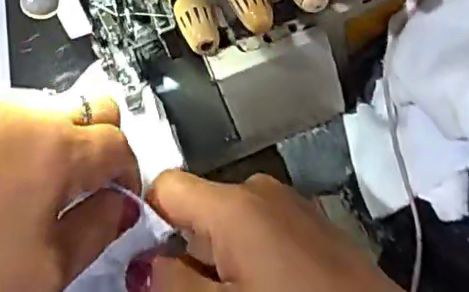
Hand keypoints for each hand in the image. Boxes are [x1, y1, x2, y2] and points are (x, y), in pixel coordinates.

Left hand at [0, 95, 140, 291]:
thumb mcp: (49, 266)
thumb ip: (98, 226)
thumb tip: (122, 204)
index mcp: (53, 146)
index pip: (118, 140)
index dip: (129, 172)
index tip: (124, 198)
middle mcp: (25, 111)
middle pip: (89, 106)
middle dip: (102, 142)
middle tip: (93, 187)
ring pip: (54, 104)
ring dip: (66, 136)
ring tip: (50, 187)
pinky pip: (20, 110)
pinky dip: (32, 133)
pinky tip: (17, 175)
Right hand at [139, 172, 396, 291]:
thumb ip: (173, 283)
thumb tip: (143, 264)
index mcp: (231, 201)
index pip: (162, 186)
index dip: (147, 223)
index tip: (149, 266)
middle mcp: (259, 189)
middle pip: (198, 206)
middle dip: (189, 249)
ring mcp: (296, 209)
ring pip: (234, 224)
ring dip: (224, 258)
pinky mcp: (325, 233)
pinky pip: (268, 235)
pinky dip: (258, 262)